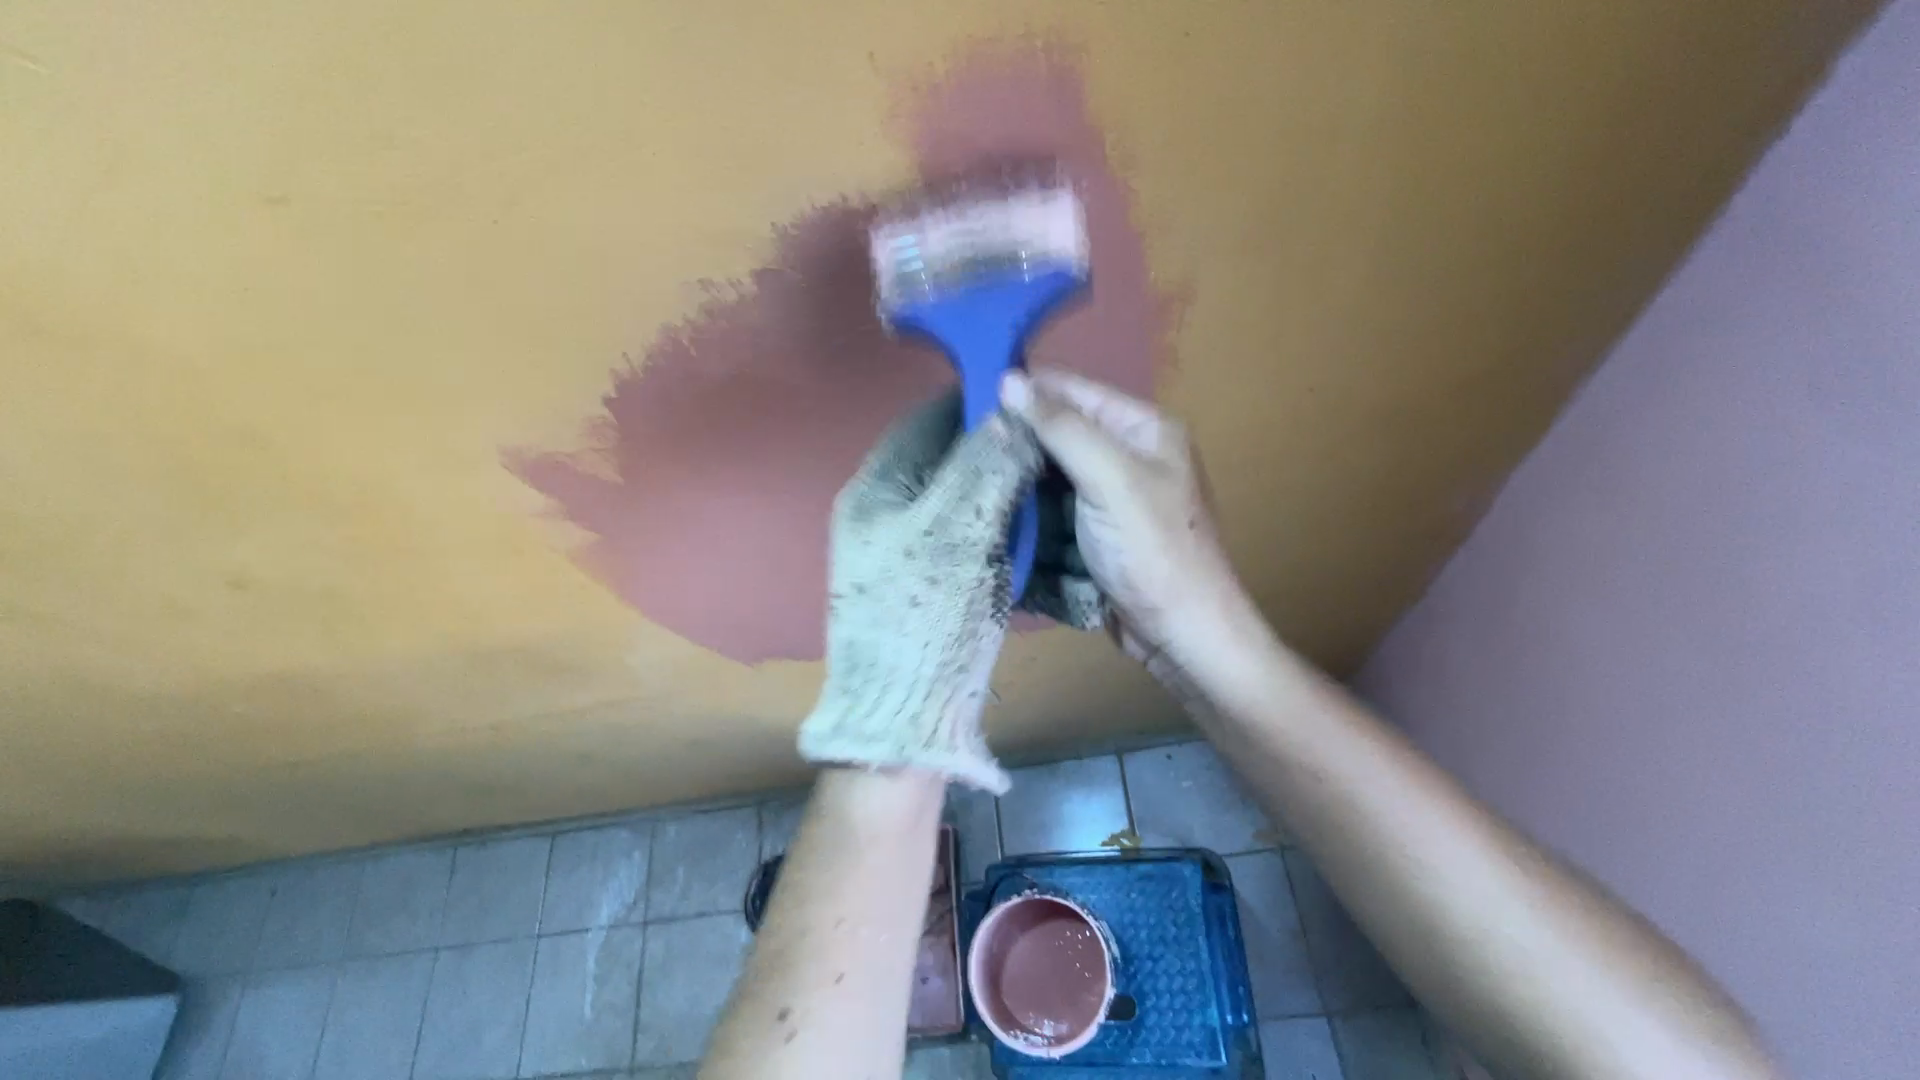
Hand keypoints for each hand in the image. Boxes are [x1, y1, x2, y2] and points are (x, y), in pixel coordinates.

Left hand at [796, 389, 1041, 793]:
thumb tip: (1011, 411)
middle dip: (998, 448)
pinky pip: (975, 536)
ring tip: (1056, 476)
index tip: (1029, 395)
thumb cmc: (920, 615)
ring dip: (1007, 489)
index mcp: (876, 490)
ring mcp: (912, 550)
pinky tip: (1041, 524)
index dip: (975, 402)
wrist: (906, 714)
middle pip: (949, 459)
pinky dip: (1006, 527)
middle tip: (1053, 439)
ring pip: (967, 499)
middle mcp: (889, 513)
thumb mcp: (952, 534)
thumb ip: (982, 468)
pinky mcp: (937, 582)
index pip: (927, 421)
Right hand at [1001, 369, 1243, 660]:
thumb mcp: (1109, 479)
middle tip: (972, 455)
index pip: (1074, 391)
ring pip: (1052, 476)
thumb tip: (1008, 380)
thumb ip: (1060, 428)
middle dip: (1019, 445)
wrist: (1183, 634)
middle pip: (1060, 434)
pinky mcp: (1098, 534)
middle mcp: (1130, 456)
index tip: (973, 406)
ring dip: (1019, 483)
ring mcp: (1113, 498)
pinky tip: (999, 520)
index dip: (1026, 394)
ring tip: (976, 487)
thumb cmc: (1153, 551)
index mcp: (1144, 429)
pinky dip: (1030, 515)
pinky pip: (1055, 511)